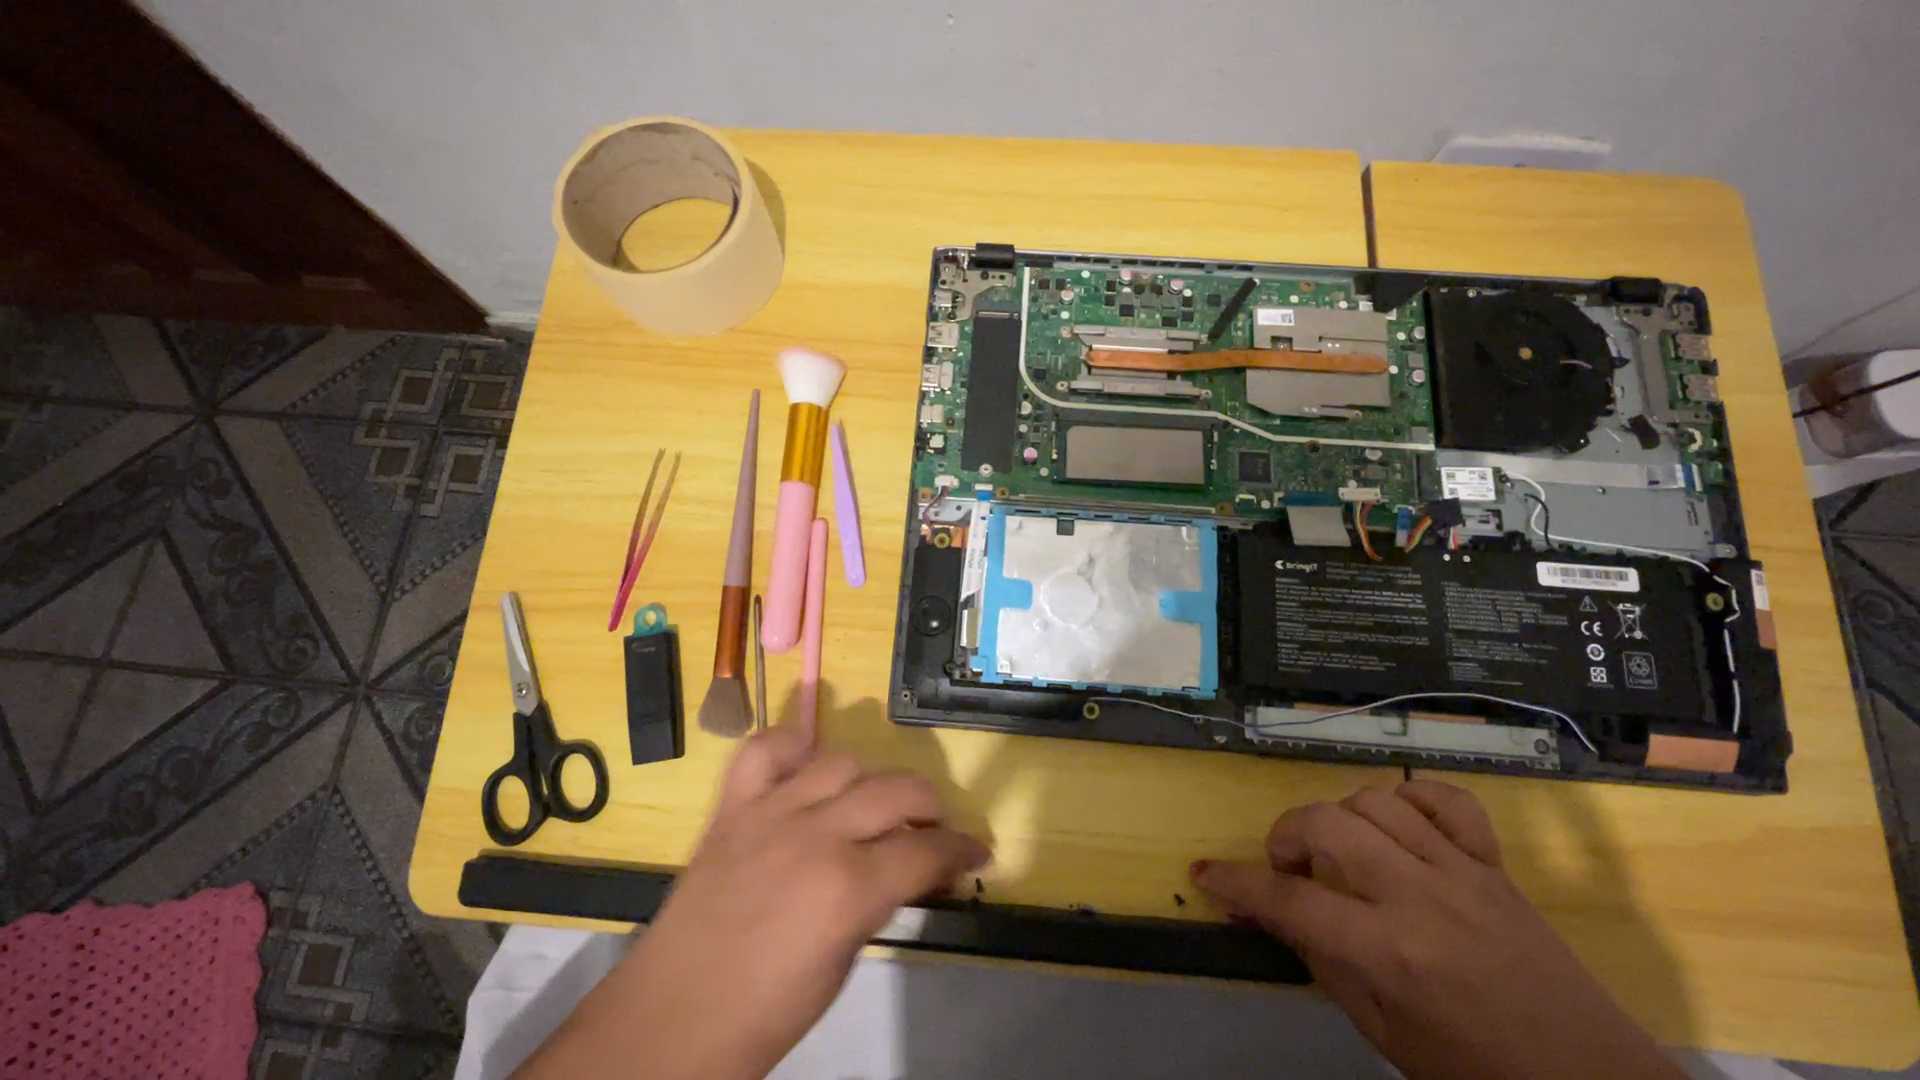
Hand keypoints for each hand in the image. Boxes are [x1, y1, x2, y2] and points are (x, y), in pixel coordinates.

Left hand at [515, 725, 988, 1079]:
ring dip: (870, 780)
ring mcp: (768, 813)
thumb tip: (915, 870)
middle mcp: (815, 834)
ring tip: (872, 805)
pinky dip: (791, 746)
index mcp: (849, 887)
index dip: (961, 849)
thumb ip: (880, 901)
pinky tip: (806, 761)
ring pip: (841, 762)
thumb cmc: (768, 1010)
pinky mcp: (730, 808)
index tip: (976, 852)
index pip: (927, 848)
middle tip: (932, 830)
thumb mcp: (844, 962)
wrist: (674, 1018)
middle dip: (929, 806)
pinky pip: (763, 750)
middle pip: (896, 790)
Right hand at [1190, 781, 1684, 1079]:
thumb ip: (1323, 962)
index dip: (1237, 883)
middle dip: (1285, 836)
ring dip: (1340, 818)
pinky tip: (1397, 824)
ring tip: (1342, 852)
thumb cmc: (1471, 1068)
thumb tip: (1271, 913)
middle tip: (1287, 868)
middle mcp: (1419, 897)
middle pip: (1326, 825)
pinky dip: (1410, 798)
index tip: (1206, 873)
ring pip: (1375, 802)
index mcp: (1389, 952)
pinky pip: (1446, 800)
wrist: (1585, 1078)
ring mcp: (1462, 871)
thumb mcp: (1382, 1031)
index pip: (1290, 900)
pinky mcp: (1494, 863)